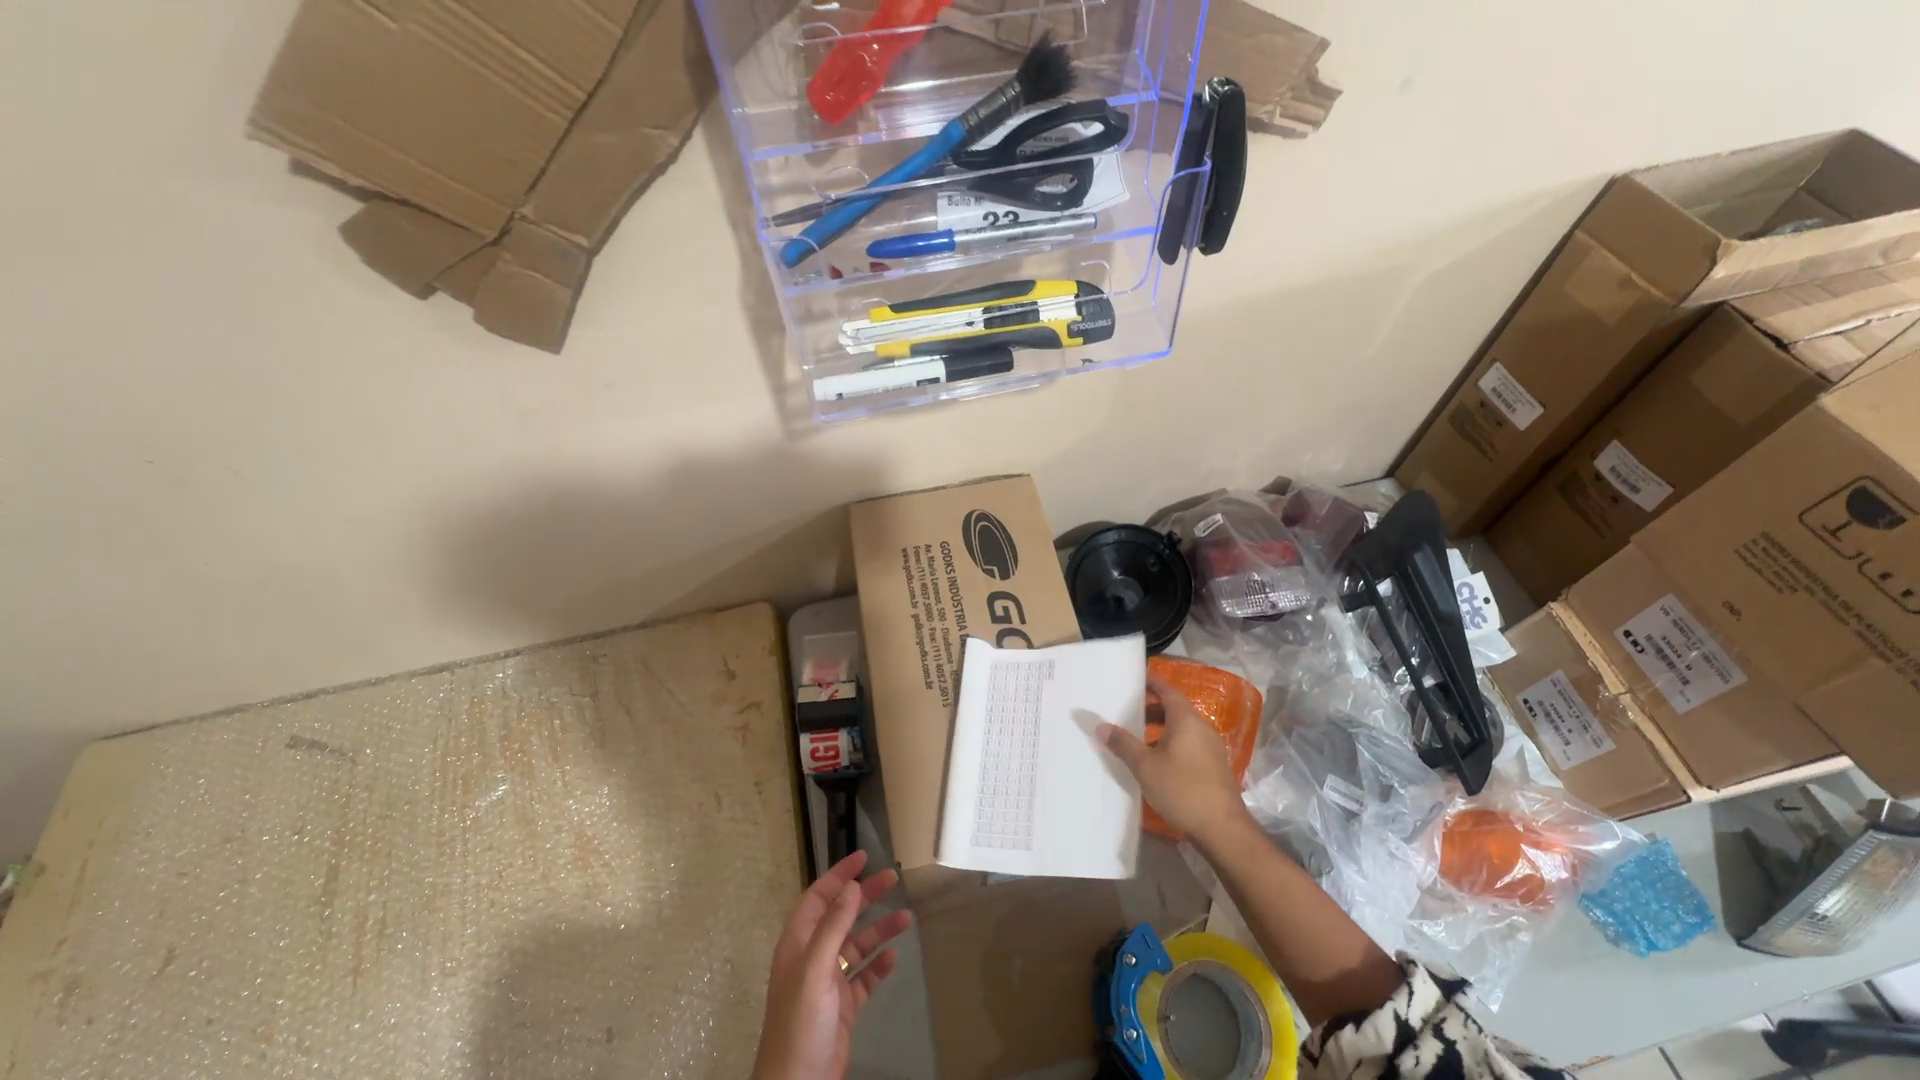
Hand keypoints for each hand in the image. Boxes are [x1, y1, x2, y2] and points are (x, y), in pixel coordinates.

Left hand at [752, 850, 913, 1079]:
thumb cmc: (800, 1022)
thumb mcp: (814, 969)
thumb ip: (832, 927)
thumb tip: (851, 887)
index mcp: (798, 944)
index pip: (818, 898)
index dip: (839, 876)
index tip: (863, 857)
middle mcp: (812, 957)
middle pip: (841, 916)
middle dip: (865, 896)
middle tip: (894, 878)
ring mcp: (828, 983)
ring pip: (857, 946)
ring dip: (879, 930)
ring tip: (906, 918)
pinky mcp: (843, 1007)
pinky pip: (864, 978)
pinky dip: (879, 966)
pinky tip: (894, 958)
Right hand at [1098, 675, 1252, 843]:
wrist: (1222, 827)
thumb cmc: (1181, 789)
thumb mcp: (1145, 766)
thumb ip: (1123, 744)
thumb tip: (1101, 726)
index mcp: (1186, 720)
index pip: (1168, 691)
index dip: (1152, 683)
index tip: (1137, 679)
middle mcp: (1202, 728)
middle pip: (1176, 710)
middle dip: (1152, 709)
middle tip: (1129, 713)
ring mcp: (1211, 748)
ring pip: (1183, 729)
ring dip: (1161, 730)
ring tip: (1138, 740)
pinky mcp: (1214, 767)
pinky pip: (1189, 745)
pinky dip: (1171, 744)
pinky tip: (1158, 763)